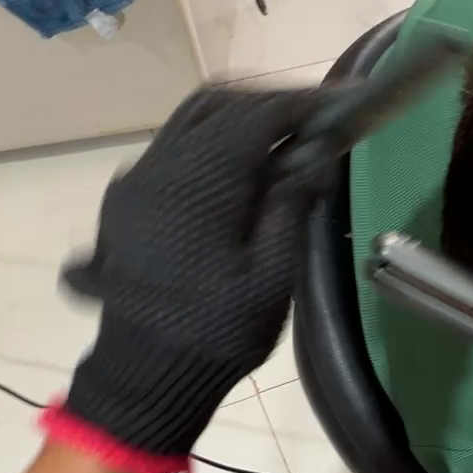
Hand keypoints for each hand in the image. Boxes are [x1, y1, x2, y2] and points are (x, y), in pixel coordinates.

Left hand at [61, 86, 341, 458]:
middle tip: (318, 118)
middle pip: (217, 106)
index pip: (255, 117)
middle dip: (271, 104)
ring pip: (191, 123)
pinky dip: (216, 144)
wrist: (148, 370)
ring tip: (286, 138)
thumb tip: (313, 154)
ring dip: (241, 120)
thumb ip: (291, 204)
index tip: (342, 102)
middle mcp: (158, 167)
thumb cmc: (220, 329)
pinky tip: (244, 169)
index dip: (302, 104)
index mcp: (198, 184)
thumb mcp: (273, 275)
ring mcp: (137, 181)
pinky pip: (176, 149)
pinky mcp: (130, 199)